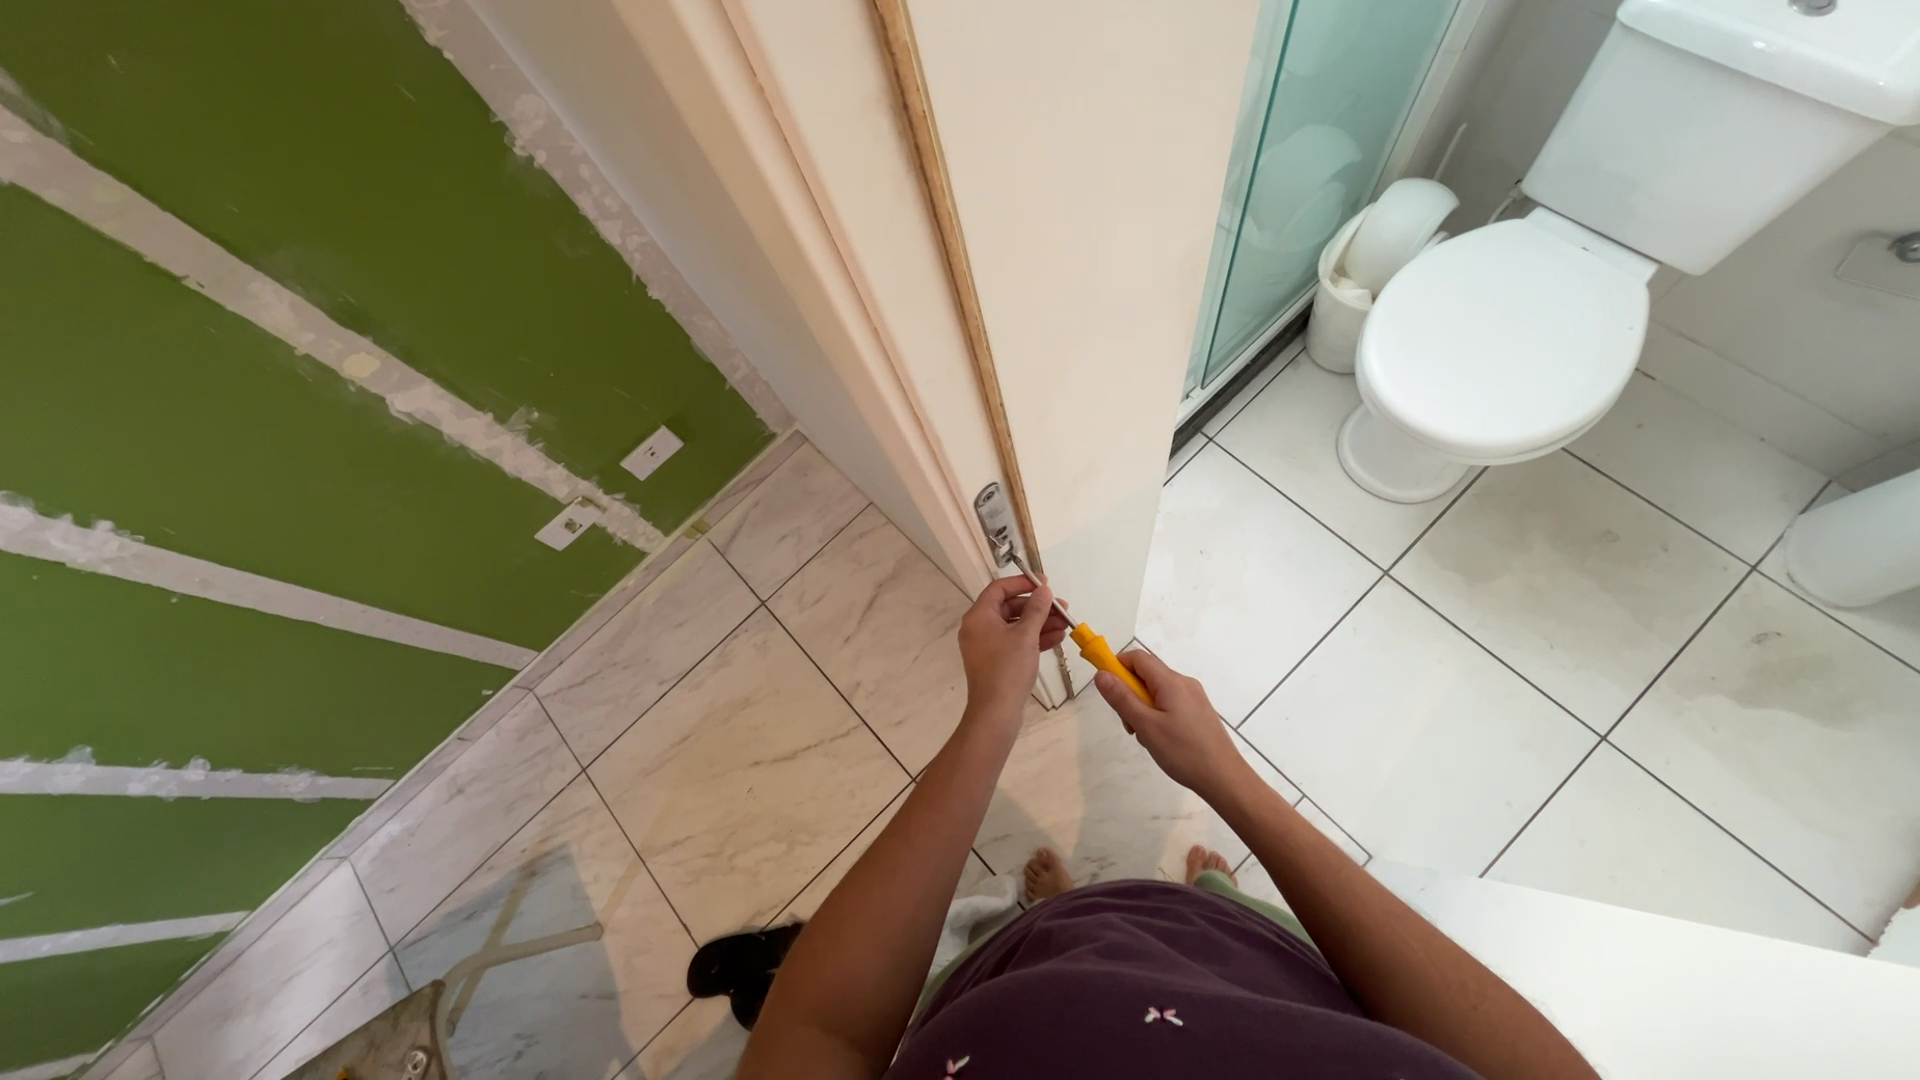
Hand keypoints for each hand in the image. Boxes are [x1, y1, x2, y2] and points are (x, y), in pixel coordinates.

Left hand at [957, 574, 1070, 718]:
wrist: (996, 711)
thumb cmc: (1008, 668)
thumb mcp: (1025, 635)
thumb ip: (1036, 609)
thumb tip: (1043, 591)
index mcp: (978, 617)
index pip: (999, 588)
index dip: (1022, 582)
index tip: (1045, 583)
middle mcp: (979, 628)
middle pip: (1010, 607)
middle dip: (1037, 607)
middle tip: (1062, 608)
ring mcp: (987, 646)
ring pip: (1016, 626)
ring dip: (1040, 623)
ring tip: (1065, 624)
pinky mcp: (997, 662)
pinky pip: (1016, 642)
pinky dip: (1034, 639)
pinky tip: (1057, 639)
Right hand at [1094, 650, 1253, 800]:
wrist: (1225, 778)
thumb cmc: (1183, 752)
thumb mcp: (1146, 726)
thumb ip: (1121, 698)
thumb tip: (1101, 674)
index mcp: (1171, 681)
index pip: (1137, 658)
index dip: (1117, 665)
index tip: (1106, 688)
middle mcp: (1184, 683)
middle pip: (1147, 674)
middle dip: (1130, 693)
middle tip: (1129, 723)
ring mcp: (1194, 697)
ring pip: (1157, 691)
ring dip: (1143, 707)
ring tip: (1147, 737)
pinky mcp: (1199, 711)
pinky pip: (1170, 703)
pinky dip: (1157, 714)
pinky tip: (1161, 740)